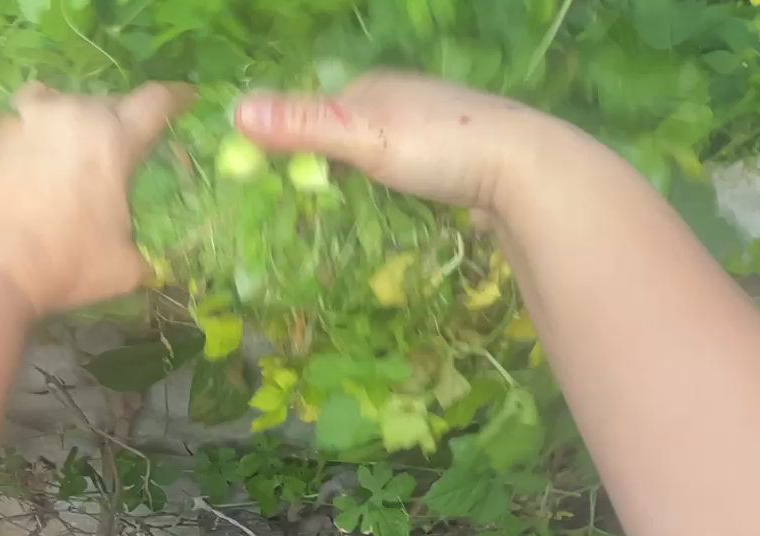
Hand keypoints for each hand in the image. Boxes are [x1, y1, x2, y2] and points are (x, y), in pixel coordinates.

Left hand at [0, 81, 192, 316]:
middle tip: (121, 147)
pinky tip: (30, 167)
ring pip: (57, 102)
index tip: (185, 99)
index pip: (155, 103)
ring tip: (69, 144)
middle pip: (106, 102)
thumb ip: (144, 256)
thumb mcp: (123, 271)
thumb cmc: (64, 267)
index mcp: (112, 139)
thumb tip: (150, 264)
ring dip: (70, 118)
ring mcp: (24, 121)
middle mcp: (69, 115)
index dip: (176, 99)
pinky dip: (33, 139)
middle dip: (119, 122)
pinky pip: (21, 125)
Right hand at [233, 72, 552, 214]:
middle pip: (339, 139)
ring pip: (367, 159)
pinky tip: (376, 216)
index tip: (264, 190)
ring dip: (346, 186)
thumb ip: (304, 128)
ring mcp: (424, 132)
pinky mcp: (445, 162)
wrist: (523, 171)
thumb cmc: (439, 148)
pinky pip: (394, 177)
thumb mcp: (363, 137)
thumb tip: (236, 111)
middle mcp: (397, 103)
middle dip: (315, 171)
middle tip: (294, 216)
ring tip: (330, 222)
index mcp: (373, 89)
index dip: (284, 149)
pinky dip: (376, 195)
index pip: (312, 115)